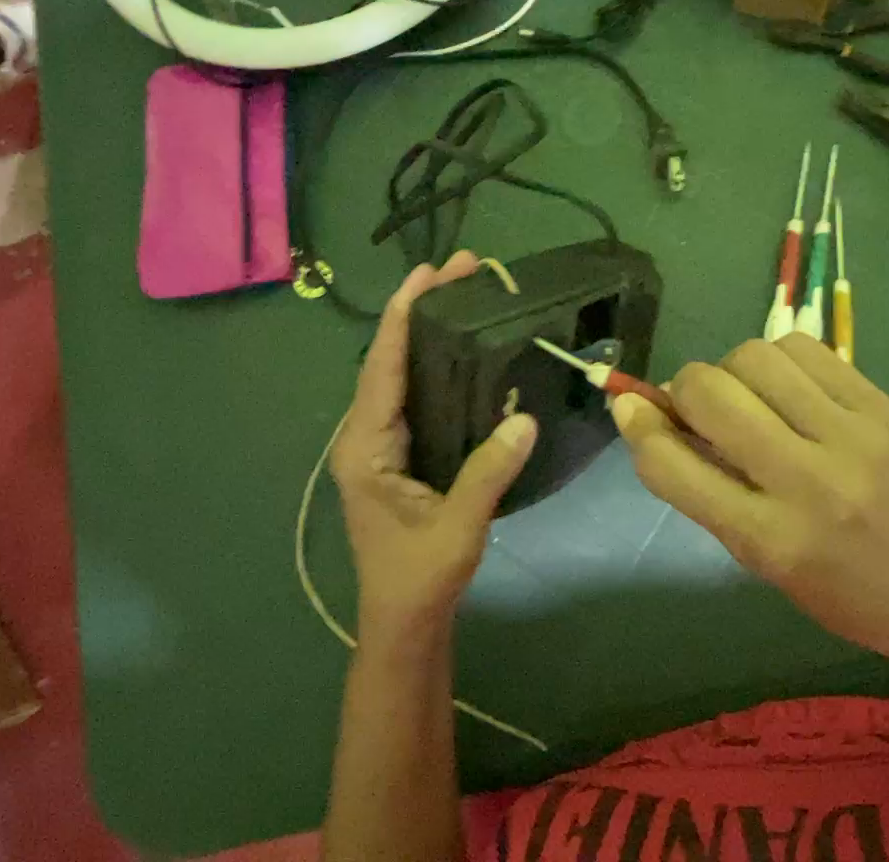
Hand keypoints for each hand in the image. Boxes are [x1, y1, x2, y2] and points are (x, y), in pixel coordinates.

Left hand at [330, 252, 538, 639]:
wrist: (403, 619)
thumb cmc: (420, 576)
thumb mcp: (458, 527)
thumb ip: (488, 472)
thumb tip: (524, 416)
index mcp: (365, 447)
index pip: (381, 368)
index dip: (402, 316)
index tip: (426, 274)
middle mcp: (364, 436)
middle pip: (388, 360)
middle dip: (419, 312)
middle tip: (459, 270)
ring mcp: (378, 444)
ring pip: (398, 375)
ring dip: (426, 333)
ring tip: (462, 295)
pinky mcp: (396, 453)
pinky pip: (412, 395)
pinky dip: (433, 364)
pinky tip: (461, 351)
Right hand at [611, 333, 888, 677]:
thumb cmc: (841, 593)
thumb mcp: (760, 560)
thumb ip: (705, 488)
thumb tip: (648, 416)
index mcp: (768, 537)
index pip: (672, 466)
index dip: (638, 429)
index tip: (629, 409)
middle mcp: (807, 481)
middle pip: (710, 393)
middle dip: (685, 389)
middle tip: (698, 407)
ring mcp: (851, 435)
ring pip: (755, 356)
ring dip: (733, 370)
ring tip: (749, 396)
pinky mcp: (880, 405)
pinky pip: (804, 347)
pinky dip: (779, 359)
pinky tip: (788, 387)